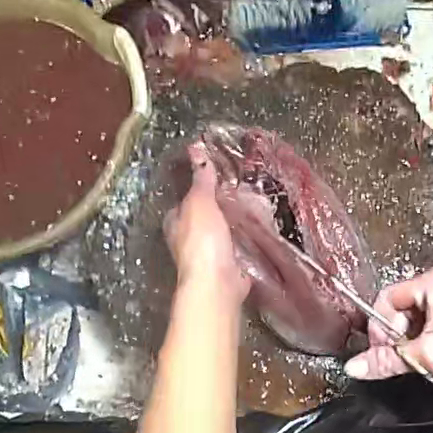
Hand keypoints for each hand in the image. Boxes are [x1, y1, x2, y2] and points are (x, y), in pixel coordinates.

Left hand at [164, 142, 248, 304]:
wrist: (217, 283)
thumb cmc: (203, 241)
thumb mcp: (200, 202)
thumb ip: (201, 179)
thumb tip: (196, 149)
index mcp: (175, 223)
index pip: (184, 201)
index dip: (197, 190)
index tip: (217, 180)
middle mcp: (187, 241)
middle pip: (203, 219)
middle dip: (218, 209)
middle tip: (241, 193)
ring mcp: (208, 257)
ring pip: (221, 235)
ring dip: (233, 226)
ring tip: (253, 210)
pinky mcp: (228, 269)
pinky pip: (237, 250)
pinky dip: (245, 244)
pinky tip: (257, 235)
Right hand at [344, 266, 432, 390]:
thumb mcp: (425, 356)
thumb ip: (386, 360)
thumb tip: (355, 366)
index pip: (386, 298)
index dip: (379, 327)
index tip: (382, 351)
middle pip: (400, 308)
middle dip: (397, 335)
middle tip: (404, 358)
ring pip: (415, 317)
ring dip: (412, 340)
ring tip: (424, 358)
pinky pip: (431, 321)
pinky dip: (427, 339)